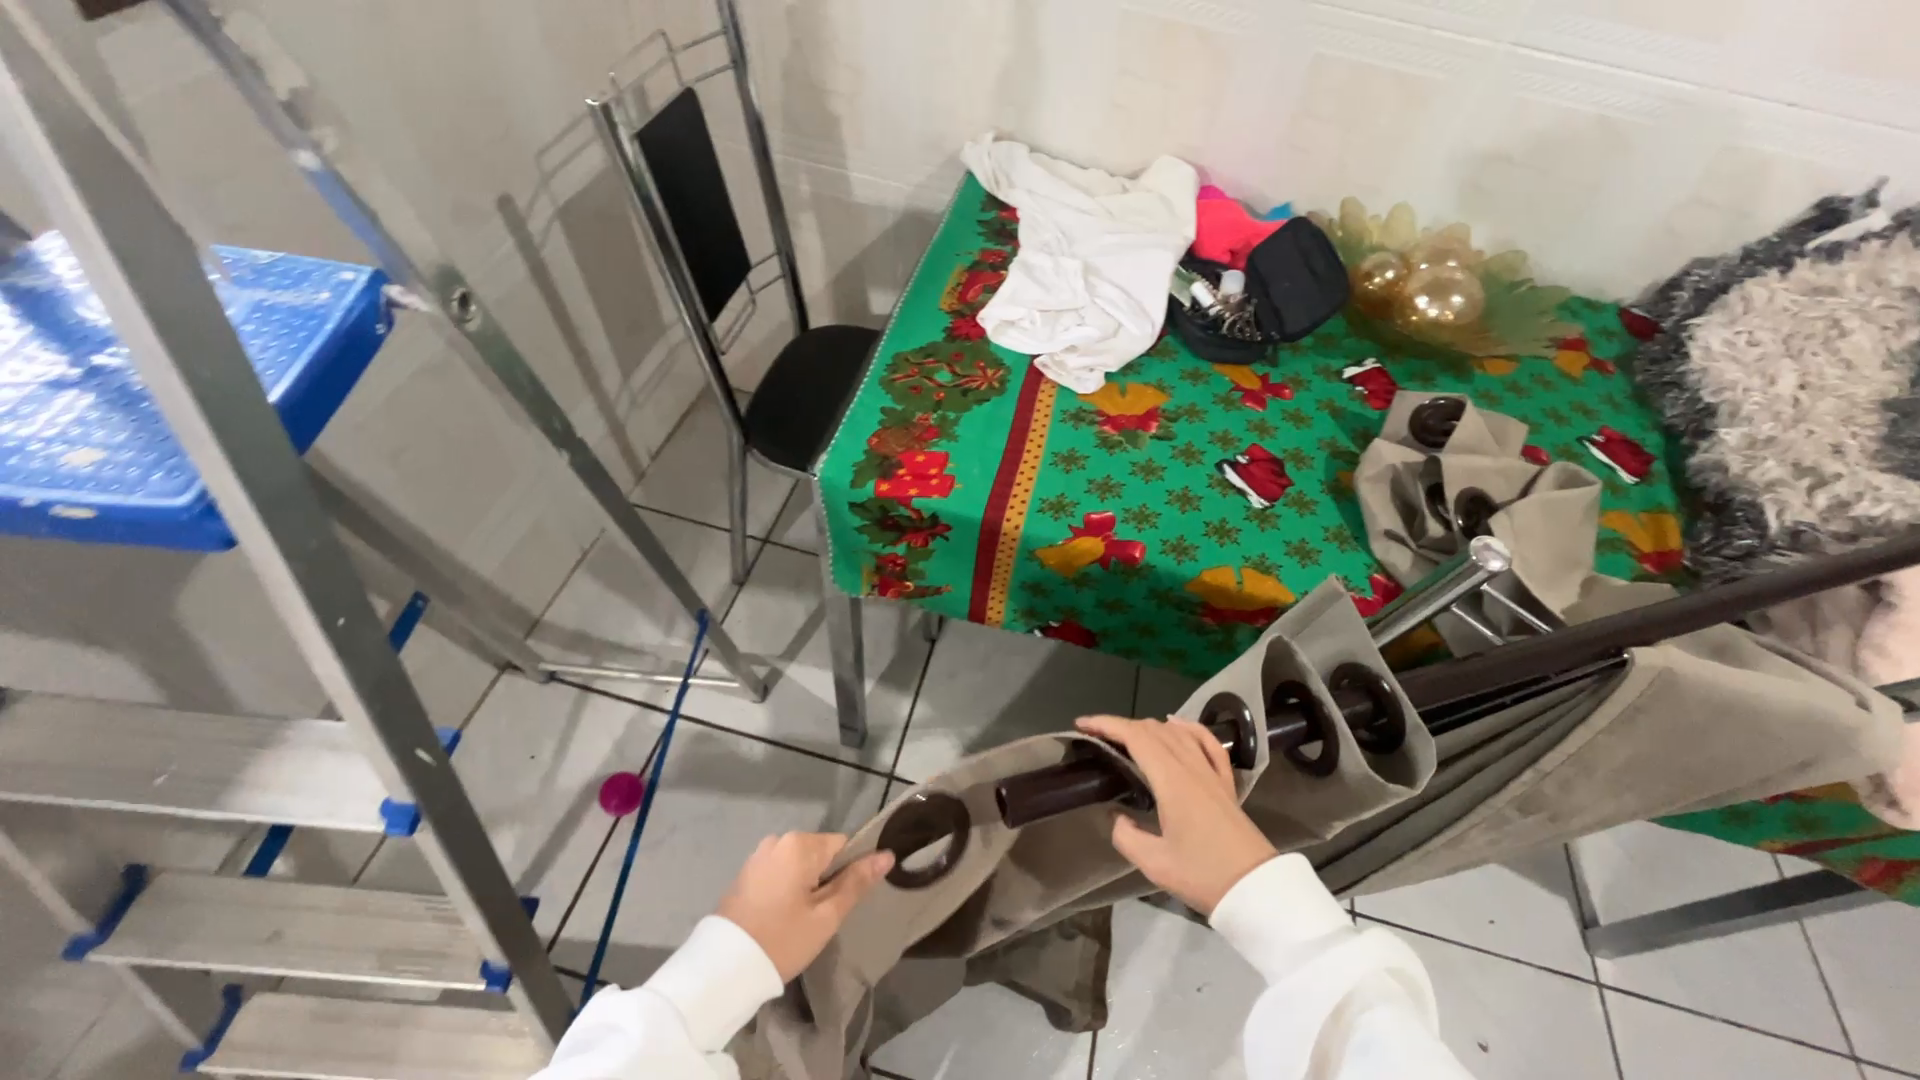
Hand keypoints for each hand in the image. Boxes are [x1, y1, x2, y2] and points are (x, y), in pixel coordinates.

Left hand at [717, 832, 894, 980]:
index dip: (850, 871)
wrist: (724, 966)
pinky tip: (781, 916)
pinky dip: (787, 889)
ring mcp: (758, 855)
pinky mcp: (745, 873)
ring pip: (799, 864)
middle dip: (826, 879)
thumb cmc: (782, 939)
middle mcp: (778, 840)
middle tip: (821, 917)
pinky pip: (779, 872)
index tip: (843, 901)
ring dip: (806, 885)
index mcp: (800, 844)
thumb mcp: (826, 915)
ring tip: (800, 920)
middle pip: (820, 853)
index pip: (843, 844)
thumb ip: (857, 882)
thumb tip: (887, 855)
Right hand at [1076, 715, 1277, 916]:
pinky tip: (1177, 724)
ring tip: (1127, 736)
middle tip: (1097, 736)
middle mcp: (1191, 767)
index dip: (1107, 725)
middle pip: (1154, 730)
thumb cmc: (1203, 875)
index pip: (1136, 737)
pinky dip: (1189, 727)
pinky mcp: (1225, 784)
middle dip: (1122, 726)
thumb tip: (1117, 817)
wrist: (1255, 888)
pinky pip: (1207, 743)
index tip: (1082, 725)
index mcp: (1172, 780)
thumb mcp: (1154, 863)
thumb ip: (1126, 836)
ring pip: (1177, 733)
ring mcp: (1212, 773)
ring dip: (1148, 727)